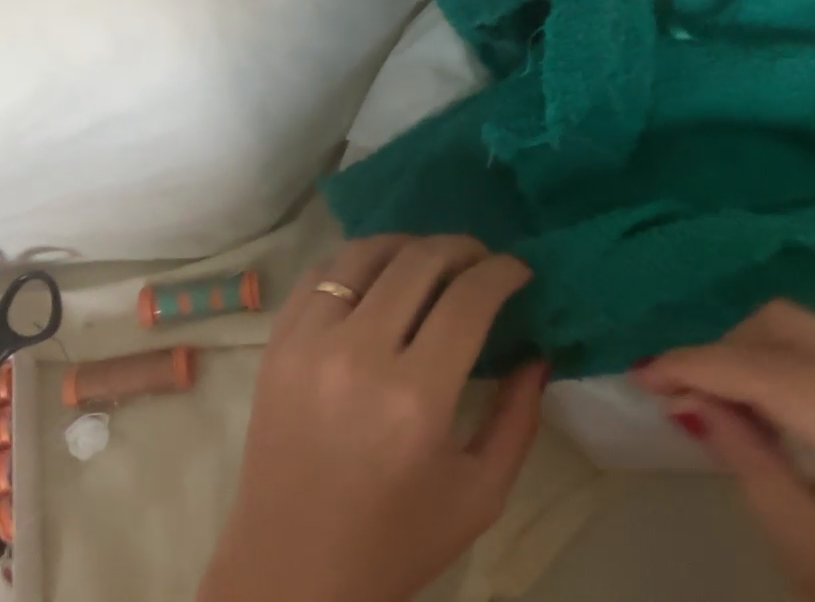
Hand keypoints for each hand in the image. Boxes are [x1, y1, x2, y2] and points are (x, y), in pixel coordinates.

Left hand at [200, 235, 548, 601]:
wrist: (291, 569)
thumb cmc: (395, 541)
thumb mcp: (480, 495)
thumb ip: (518, 419)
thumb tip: (538, 352)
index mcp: (415, 398)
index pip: (468, 299)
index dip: (502, 271)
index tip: (519, 270)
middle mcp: (358, 356)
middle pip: (418, 262)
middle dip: (462, 248)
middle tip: (481, 262)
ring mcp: (307, 345)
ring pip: (363, 255)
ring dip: (407, 246)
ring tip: (431, 259)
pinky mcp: (276, 346)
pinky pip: (319, 277)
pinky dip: (355, 264)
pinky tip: (376, 278)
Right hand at [634, 301, 814, 601]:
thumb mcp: (814, 555)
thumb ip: (749, 465)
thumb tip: (686, 398)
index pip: (772, 372)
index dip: (698, 365)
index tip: (642, 376)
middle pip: (788, 324)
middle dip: (725, 349)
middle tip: (685, 394)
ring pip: (809, 327)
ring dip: (754, 352)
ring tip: (724, 402)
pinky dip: (787, 361)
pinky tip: (773, 406)